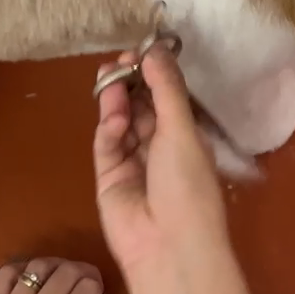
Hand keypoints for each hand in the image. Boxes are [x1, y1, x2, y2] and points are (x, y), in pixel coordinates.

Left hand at [0, 258, 105, 293]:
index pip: (88, 289)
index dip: (98, 291)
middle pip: (68, 271)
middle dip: (85, 273)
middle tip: (86, 285)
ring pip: (40, 266)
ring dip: (58, 266)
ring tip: (61, 277)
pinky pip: (8, 272)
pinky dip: (25, 269)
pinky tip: (32, 279)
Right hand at [93, 45, 232, 278]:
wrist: (169, 244)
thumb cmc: (188, 184)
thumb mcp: (182, 130)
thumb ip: (166, 89)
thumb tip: (154, 49)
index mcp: (186, 137)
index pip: (166, 99)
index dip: (154, 75)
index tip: (140, 52)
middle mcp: (160, 148)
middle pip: (140, 108)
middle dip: (130, 83)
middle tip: (118, 62)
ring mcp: (133, 163)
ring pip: (120, 123)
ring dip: (116, 101)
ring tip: (110, 78)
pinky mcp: (108, 178)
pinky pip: (107, 146)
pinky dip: (109, 130)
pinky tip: (114, 121)